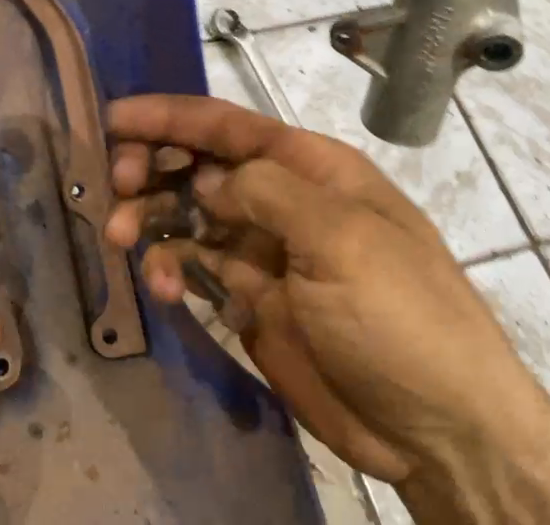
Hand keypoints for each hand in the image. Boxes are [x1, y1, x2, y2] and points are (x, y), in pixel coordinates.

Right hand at [102, 94, 549, 485]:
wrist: (438, 432)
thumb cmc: (402, 319)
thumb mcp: (343, 240)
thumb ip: (267, 192)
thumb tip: (206, 183)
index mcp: (312, 170)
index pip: (228, 126)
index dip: (168, 117)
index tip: (111, 119)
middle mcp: (281, 200)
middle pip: (198, 165)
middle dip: (150, 166)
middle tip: (117, 186)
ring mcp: (262, 251)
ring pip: (185, 214)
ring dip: (148, 217)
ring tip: (121, 236)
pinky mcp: (246, 299)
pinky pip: (191, 266)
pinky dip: (167, 268)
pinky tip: (163, 288)